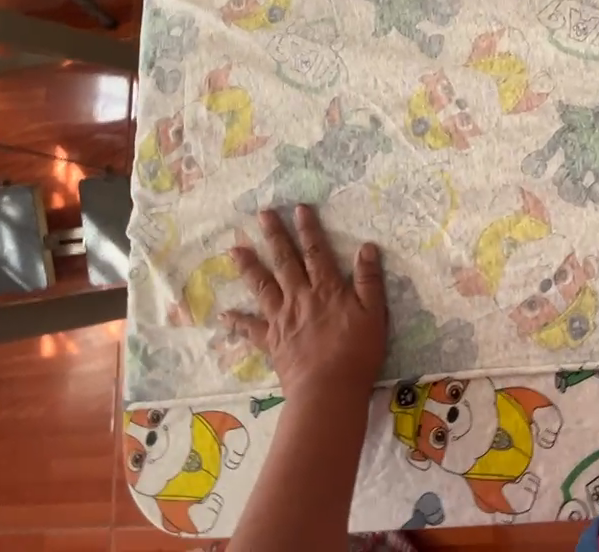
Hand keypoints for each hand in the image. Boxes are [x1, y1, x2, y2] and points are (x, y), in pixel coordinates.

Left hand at [224, 205, 386, 400]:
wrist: (328, 390)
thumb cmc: (357, 351)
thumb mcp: (374, 312)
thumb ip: (369, 279)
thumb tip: (366, 246)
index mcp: (327, 288)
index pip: (316, 251)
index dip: (308, 228)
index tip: (299, 208)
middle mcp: (300, 297)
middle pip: (285, 261)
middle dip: (274, 236)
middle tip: (262, 214)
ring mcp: (282, 319)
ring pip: (263, 287)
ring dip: (249, 266)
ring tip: (235, 249)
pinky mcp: (271, 342)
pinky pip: (250, 329)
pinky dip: (237, 321)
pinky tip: (224, 314)